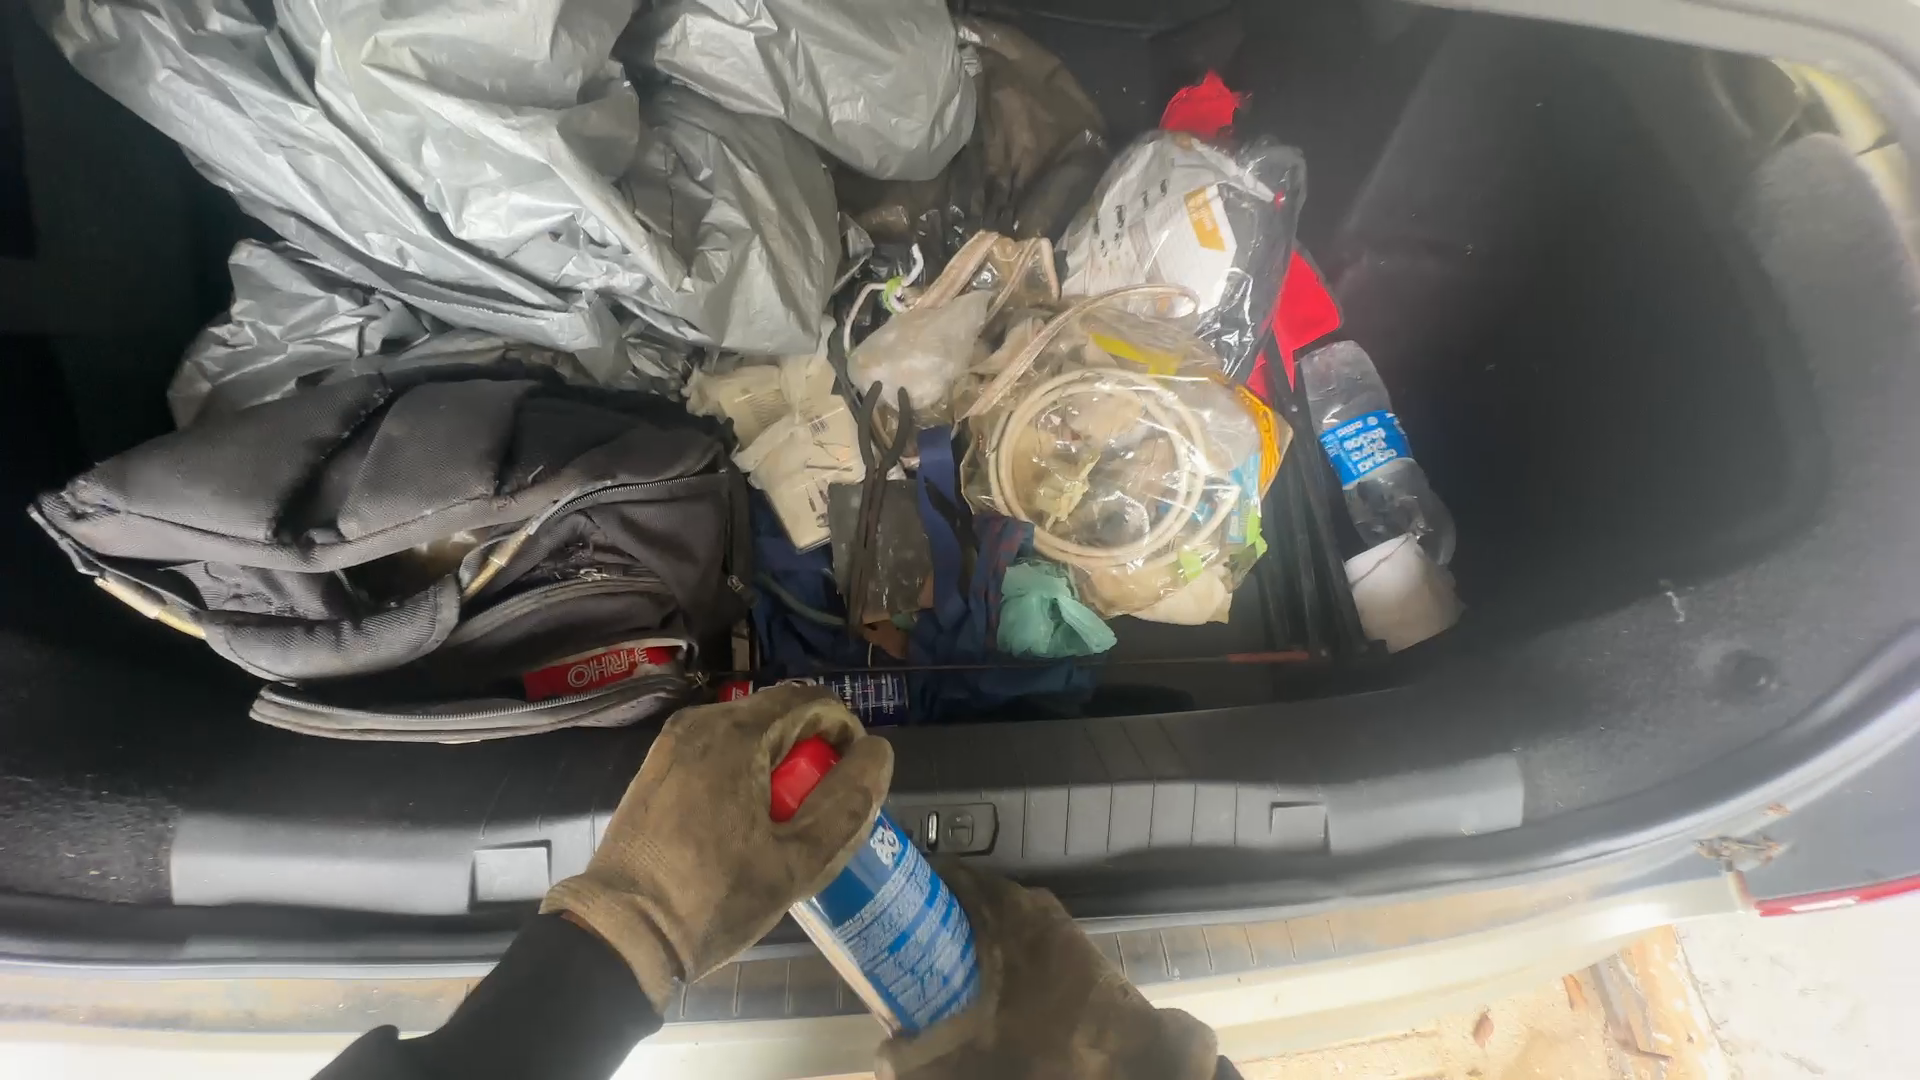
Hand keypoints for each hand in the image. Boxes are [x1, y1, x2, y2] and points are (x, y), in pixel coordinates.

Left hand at [542, 685, 891, 1009]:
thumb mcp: (798, 860)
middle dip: (813, 750)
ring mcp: (674, 741)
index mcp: (736, 733)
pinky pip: (721, 748)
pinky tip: (747, 817)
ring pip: (751, 730)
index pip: (813, 700)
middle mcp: (703, 722)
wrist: (617, 939)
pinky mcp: (659, 765)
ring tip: (786, 816)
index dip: (846, 731)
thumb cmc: (713, 899)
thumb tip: (877, 752)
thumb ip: (848, 801)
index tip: (853, 775)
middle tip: (822, 803)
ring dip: (782, 760)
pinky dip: (748, 768)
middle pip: (781, 712)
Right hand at [877, 861, 1218, 1079]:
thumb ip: (921, 1060)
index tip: (890, 911)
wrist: (1135, 1063)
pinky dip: (993, 955)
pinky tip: (977, 991)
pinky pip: (1017, 938)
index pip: (953, 875)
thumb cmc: (1052, 1044)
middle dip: (935, 919)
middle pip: (970, 897)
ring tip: (930, 970)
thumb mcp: (977, 1057)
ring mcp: (1054, 926)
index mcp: (1009, 908)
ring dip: (965, 939)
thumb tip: (880, 1059)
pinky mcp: (1071, 950)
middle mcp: (1031, 904)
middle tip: (901, 948)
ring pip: (995, 919)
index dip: (918, 889)